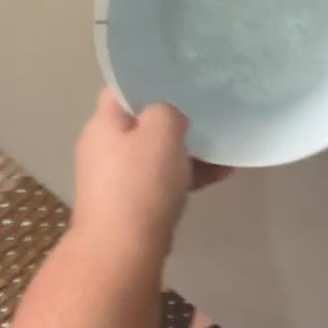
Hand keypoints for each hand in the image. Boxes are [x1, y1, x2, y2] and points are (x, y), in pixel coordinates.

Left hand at [71, 87, 230, 258]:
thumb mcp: (161, 132)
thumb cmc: (141, 183)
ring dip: (188, 151)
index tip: (182, 80)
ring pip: (157, 153)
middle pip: (143, 123)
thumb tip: (170, 118)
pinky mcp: (131, 202)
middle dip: (176, 121)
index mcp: (104, 123)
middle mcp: (104, 146)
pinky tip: (219, 175)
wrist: (123, 248)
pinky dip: (187, 175)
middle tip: (208, 115)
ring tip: (223, 151)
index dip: (150, 81)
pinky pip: (162, 179)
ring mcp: (116, 177)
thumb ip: (167, 112)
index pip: (123, 89)